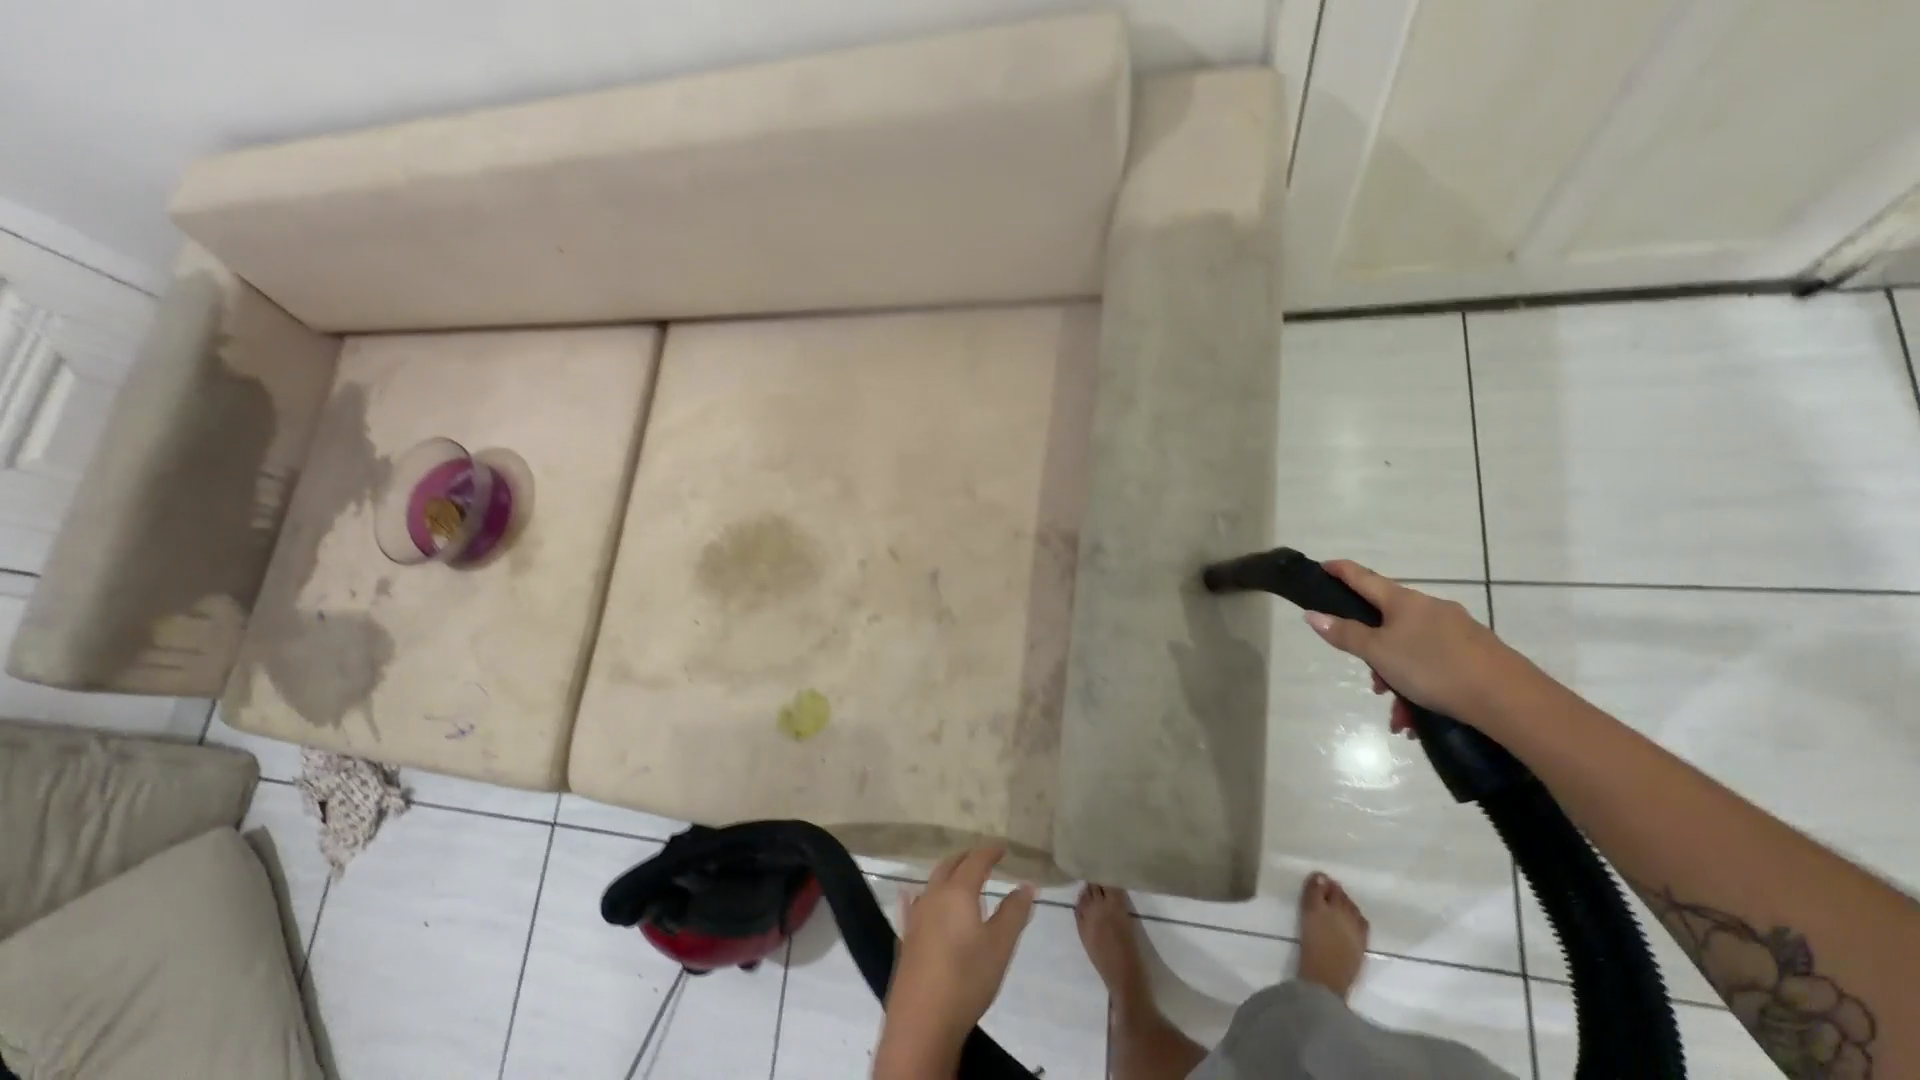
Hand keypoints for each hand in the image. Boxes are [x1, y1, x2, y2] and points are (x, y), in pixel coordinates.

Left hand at [874, 846, 1034, 1078]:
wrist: (923, 1020)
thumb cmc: (967, 978)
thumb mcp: (1000, 945)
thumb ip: (1014, 912)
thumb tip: (1026, 884)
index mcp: (957, 893)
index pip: (975, 861)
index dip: (990, 852)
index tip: (1003, 848)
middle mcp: (933, 897)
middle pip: (949, 866)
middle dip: (967, 859)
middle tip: (984, 859)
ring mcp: (916, 918)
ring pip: (932, 884)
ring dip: (948, 875)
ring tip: (961, 878)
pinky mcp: (906, 938)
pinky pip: (915, 904)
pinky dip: (923, 895)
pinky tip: (912, 896)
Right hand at [1305, 560, 1518, 730]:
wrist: (1505, 696)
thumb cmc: (1432, 667)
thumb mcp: (1379, 653)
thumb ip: (1345, 635)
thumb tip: (1313, 614)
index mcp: (1403, 601)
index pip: (1364, 578)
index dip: (1341, 571)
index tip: (1324, 566)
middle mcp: (1430, 608)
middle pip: (1388, 622)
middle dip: (1374, 654)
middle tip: (1373, 683)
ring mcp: (1456, 630)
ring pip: (1411, 650)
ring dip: (1398, 679)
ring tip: (1399, 714)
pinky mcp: (1474, 652)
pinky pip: (1434, 665)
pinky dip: (1421, 687)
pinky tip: (1419, 718)